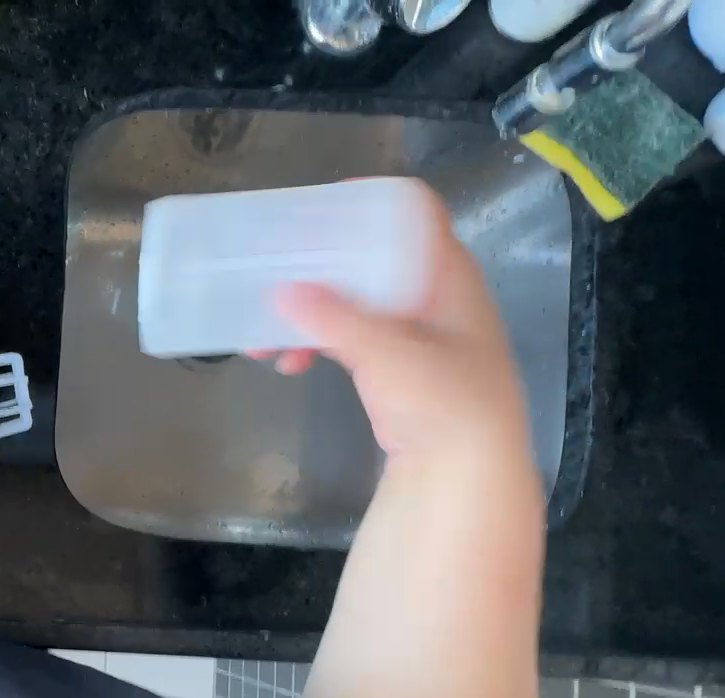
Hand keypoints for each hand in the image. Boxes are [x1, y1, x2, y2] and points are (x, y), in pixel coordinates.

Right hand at [258, 180, 531, 462]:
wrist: (463, 467)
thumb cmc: (443, 402)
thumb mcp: (390, 354)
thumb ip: (337, 321)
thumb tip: (282, 289)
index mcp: (444, 276)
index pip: (409, 215)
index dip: (364, 203)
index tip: (310, 210)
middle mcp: (427, 295)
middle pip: (367, 259)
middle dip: (314, 268)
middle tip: (270, 273)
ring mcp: (408, 331)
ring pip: (348, 302)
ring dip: (304, 314)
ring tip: (261, 337)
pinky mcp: (389, 364)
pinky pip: (343, 337)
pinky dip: (313, 342)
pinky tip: (287, 362)